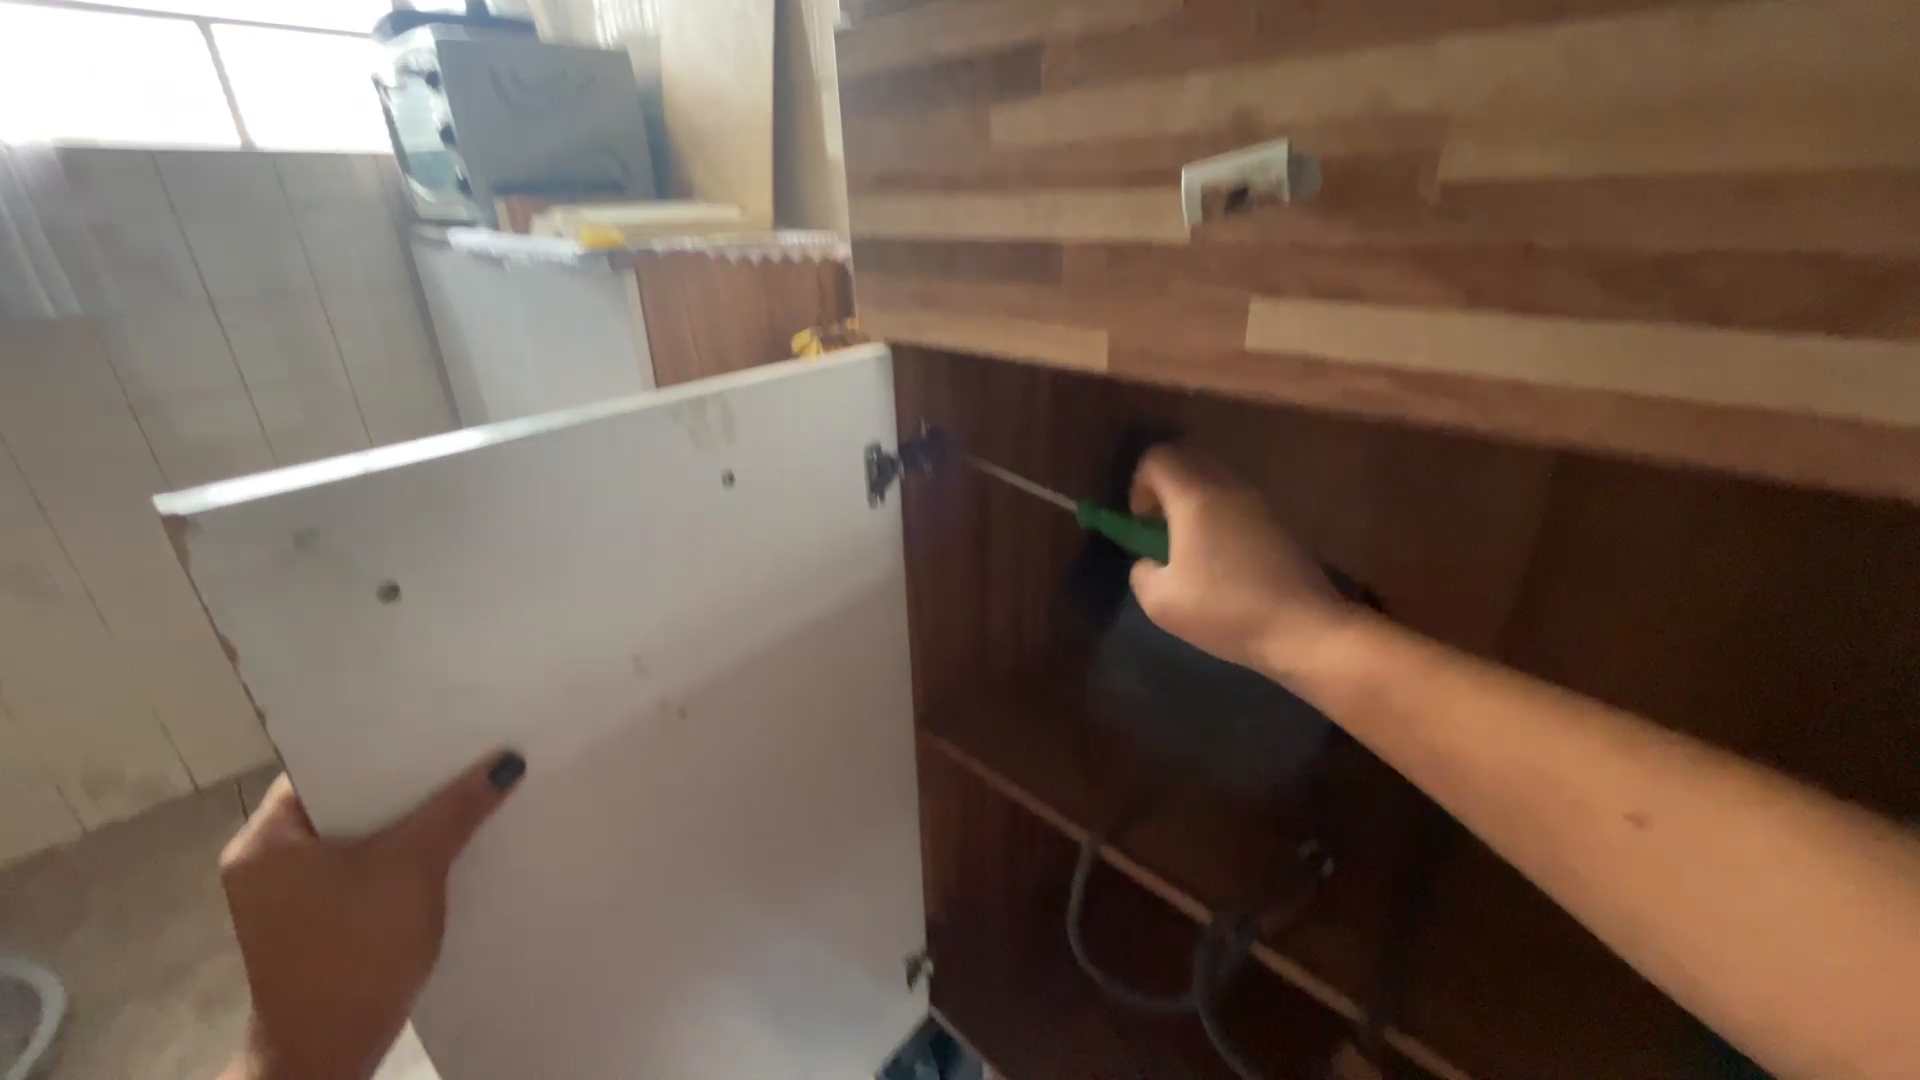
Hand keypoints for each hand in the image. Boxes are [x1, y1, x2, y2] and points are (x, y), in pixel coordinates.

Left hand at [219, 751, 525, 1079]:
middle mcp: (271, 859)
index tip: (437, 719)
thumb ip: (458, 807)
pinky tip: (454, 834)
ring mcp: (296, 891)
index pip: (328, 766)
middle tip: (466, 744)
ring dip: (413, 813)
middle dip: (409, 777)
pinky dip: (407, 846)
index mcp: (267, 838)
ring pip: (366, 830)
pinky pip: (371, 860)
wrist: (330, 1048)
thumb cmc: (355, 948)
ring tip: (469, 781)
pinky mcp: (325, 915)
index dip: (383, 740)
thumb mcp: (412, 867)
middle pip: (352, 797)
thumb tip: (507, 759)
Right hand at [1128, 446, 1351, 680]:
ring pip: (1215, 482)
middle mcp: (1228, 488)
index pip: (1158, 458)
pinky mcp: (1279, 523)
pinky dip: (1219, 520)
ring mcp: (1259, 503)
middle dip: (1165, 490)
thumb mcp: (1160, 602)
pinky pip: (1237, 504)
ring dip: (1194, 506)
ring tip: (1190, 551)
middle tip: (1160, 531)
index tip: (1141, 523)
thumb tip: (1150, 563)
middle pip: (1188, 462)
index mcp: (1195, 497)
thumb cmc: (1224, 610)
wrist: (1304, 629)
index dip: (1138, 485)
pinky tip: (1222, 564)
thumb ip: (1141, 573)